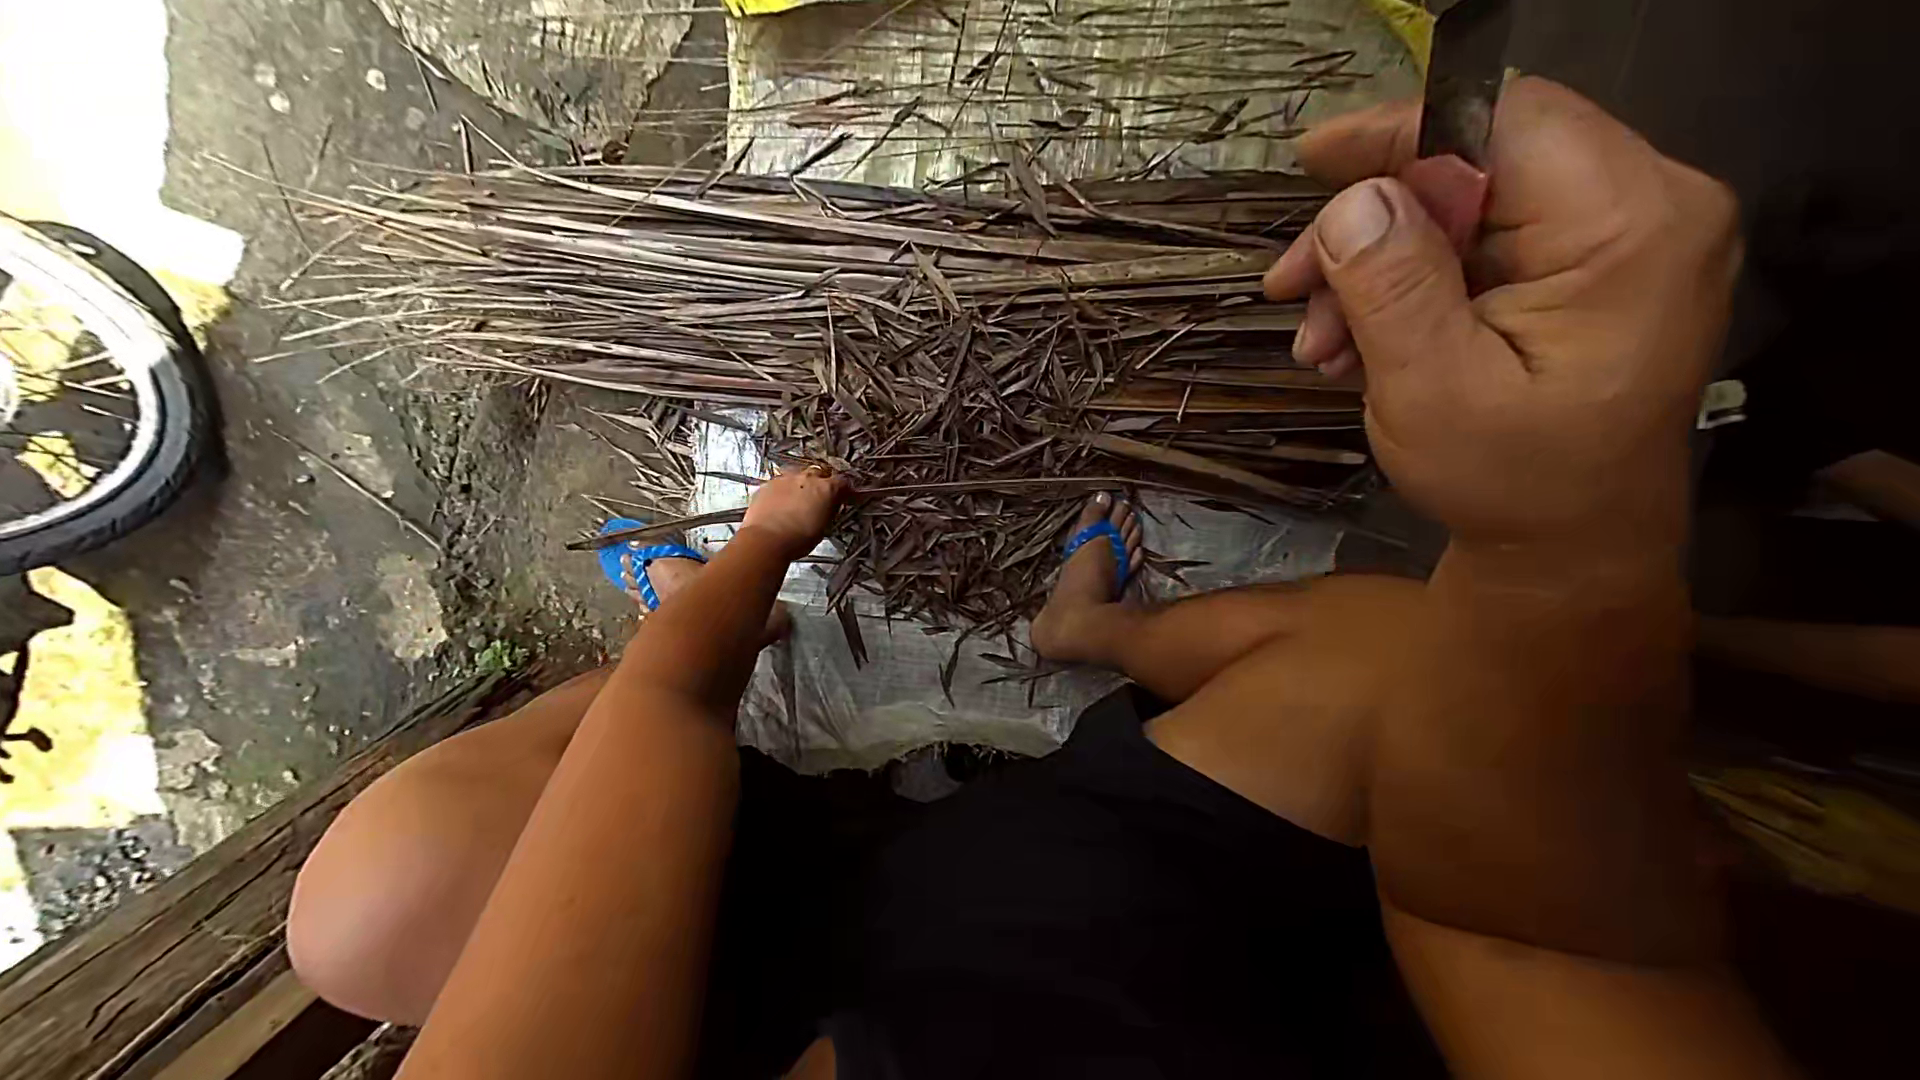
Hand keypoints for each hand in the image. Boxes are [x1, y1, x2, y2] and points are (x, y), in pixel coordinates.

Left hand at [740, 465, 850, 559]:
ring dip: (801, 485)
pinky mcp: (767, 485)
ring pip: (798, 476)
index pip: (843, 482)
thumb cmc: (796, 538)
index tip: (844, 495)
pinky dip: (783, 491)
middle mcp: (806, 478)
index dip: (845, 489)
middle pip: (819, 473)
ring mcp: (785, 479)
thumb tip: (832, 506)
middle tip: (821, 497)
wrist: (766, 540)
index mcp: (826, 488)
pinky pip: (779, 483)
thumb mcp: (824, 527)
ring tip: (800, 501)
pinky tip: (782, 504)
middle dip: (822, 483)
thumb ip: (830, 510)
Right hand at [1264, 78, 1740, 549]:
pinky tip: (1356, 349)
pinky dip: (1395, 297)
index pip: (1504, 124)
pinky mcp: (1570, 278)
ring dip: (1368, 275)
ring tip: (1321, 348)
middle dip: (1364, 231)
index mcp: (1624, 227)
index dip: (1398, 130)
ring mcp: (1604, 246)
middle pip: (1470, 171)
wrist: (1560, 541)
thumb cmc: (1506, 480)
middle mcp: (1634, 213)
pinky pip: (1464, 257)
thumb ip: (1391, 289)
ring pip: (1453, 217)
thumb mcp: (1430, 390)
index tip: (1312, 160)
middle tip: (1288, 290)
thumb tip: (1349, 203)